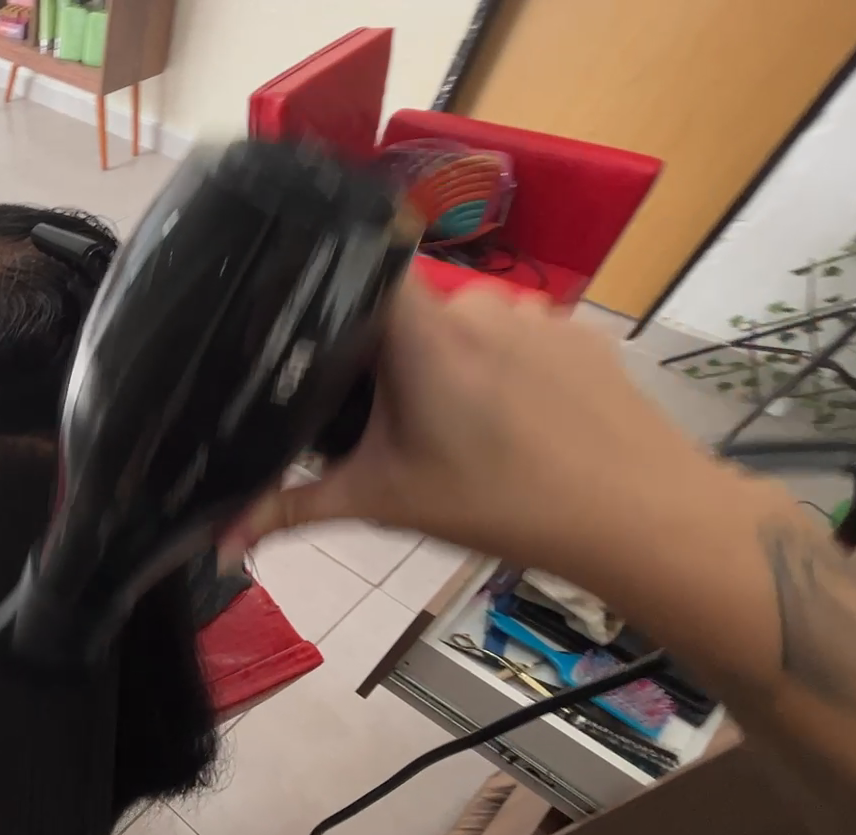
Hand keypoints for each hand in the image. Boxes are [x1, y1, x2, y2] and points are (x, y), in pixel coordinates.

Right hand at [227, 280, 730, 569]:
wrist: (639, 518)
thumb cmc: (495, 502)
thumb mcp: (378, 503)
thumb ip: (288, 513)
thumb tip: (216, 547)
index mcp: (423, 334)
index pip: (364, 267)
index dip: (328, 284)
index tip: (305, 322)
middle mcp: (479, 304)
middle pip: (402, 305)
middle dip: (377, 350)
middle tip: (366, 410)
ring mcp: (535, 313)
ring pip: (456, 320)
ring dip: (434, 356)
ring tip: (435, 414)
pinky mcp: (578, 332)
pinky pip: (509, 331)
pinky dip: (489, 362)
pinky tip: (497, 412)